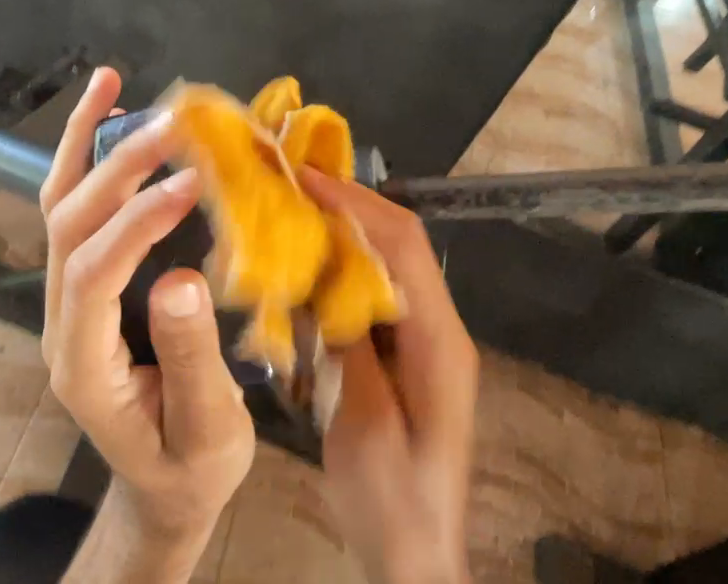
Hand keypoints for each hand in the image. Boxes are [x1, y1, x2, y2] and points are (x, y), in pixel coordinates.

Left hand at [39, 68, 255, 578]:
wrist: (162, 486)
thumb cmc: (189, 467)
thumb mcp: (205, 431)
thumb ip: (190, 363)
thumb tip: (182, 279)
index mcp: (83, 362)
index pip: (93, 275)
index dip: (137, 223)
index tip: (191, 185)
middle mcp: (60, 319)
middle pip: (69, 227)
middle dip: (117, 170)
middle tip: (172, 126)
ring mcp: (64, 297)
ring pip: (59, 206)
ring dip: (84, 143)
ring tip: (111, 83)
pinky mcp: (83, 280)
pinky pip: (75, 210)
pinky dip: (87, 158)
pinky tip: (111, 117)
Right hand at [301, 168, 478, 583]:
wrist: (416, 557)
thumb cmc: (393, 501)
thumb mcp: (365, 426)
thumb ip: (348, 346)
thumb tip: (322, 279)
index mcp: (438, 340)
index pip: (402, 248)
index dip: (355, 206)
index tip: (303, 181)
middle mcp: (436, 327)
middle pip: (397, 245)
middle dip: (347, 206)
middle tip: (290, 185)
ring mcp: (421, 339)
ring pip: (384, 264)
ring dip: (340, 232)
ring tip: (291, 210)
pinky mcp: (402, 354)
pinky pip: (370, 293)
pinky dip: (336, 269)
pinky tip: (301, 267)